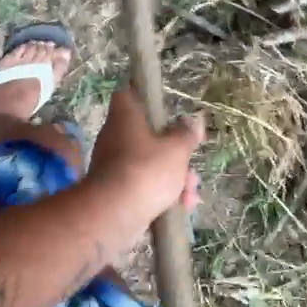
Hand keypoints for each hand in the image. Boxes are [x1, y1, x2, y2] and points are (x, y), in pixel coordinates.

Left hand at [86, 88, 204, 230]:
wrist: (114, 213)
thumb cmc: (146, 170)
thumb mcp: (175, 151)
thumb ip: (186, 135)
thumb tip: (194, 119)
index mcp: (124, 114)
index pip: (129, 94)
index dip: (147, 99)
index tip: (167, 112)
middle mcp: (115, 134)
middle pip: (148, 135)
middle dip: (175, 154)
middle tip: (191, 170)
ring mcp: (113, 161)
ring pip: (149, 162)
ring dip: (173, 177)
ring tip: (191, 195)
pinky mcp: (115, 187)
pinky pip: (142, 183)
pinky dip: (161, 192)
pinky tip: (182, 207)